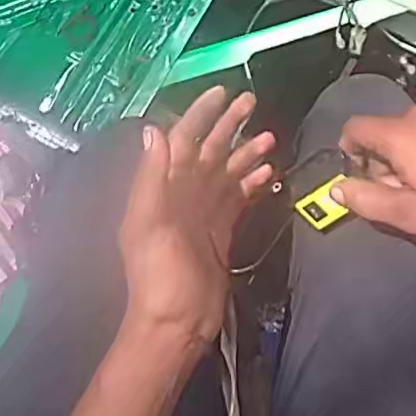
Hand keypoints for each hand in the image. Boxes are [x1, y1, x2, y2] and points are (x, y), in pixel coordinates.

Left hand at [118, 87, 275, 347]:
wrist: (176, 322)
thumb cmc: (158, 272)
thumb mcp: (147, 222)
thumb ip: (151, 175)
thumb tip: (154, 129)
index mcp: (165, 185)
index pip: (184, 138)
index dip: (201, 113)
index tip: (221, 92)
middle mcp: (185, 191)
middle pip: (210, 148)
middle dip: (229, 124)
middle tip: (251, 102)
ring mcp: (205, 210)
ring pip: (228, 170)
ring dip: (246, 151)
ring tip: (269, 137)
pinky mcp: (223, 229)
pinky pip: (239, 196)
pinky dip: (252, 182)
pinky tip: (269, 171)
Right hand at [331, 105, 415, 251]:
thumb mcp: (409, 215)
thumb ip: (367, 200)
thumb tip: (337, 190)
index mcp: (401, 134)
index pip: (354, 128)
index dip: (348, 152)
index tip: (361, 179)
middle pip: (379, 132)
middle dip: (377, 161)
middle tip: (396, 194)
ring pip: (403, 134)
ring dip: (400, 159)